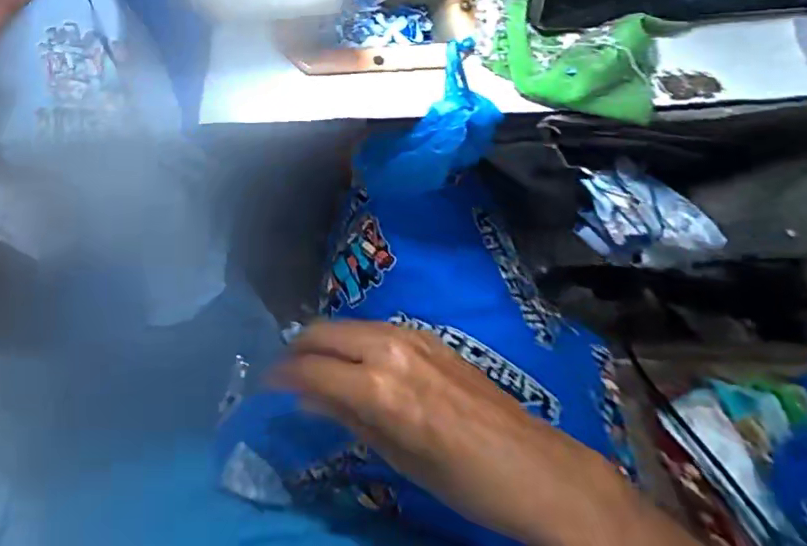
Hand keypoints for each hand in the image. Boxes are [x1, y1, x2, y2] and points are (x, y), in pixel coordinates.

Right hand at [271, 321, 692, 545]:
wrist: (540, 469)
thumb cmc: (467, 482)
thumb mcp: (400, 458)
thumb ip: (348, 417)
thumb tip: (305, 398)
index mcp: (380, 387)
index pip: (310, 368)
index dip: (281, 375)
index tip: (265, 386)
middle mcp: (388, 348)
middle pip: (320, 332)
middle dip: (296, 351)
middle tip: (286, 375)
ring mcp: (408, 335)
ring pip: (343, 324)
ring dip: (322, 341)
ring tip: (315, 368)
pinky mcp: (424, 333)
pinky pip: (370, 327)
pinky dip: (350, 339)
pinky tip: (354, 362)